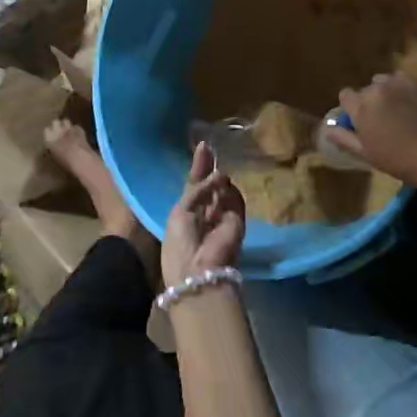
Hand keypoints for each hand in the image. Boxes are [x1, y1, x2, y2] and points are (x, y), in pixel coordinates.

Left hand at [162, 142, 245, 288]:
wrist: (198, 270)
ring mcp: (221, 218)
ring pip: (222, 191)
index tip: (202, 147)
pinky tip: (222, 180)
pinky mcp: (237, 221)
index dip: (197, 169)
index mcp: (186, 216)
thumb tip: (219, 175)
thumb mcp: (180, 211)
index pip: (194, 187)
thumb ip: (198, 189)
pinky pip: (234, 200)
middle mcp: (204, 216)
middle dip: (208, 167)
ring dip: (218, 178)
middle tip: (208, 146)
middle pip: (209, 186)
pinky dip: (229, 190)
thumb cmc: (180, 241)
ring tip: (214, 165)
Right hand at [325, 73, 416, 182]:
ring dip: (385, 93)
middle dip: (369, 102)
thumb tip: (327, 128)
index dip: (351, 108)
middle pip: (365, 91)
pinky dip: (401, 87)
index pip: (345, 95)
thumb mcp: (366, 153)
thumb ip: (344, 137)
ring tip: (397, 111)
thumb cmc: (399, 160)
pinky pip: (400, 79)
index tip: (360, 121)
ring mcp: (398, 83)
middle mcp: (376, 90)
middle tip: (382, 121)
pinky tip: (410, 103)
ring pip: (382, 83)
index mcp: (361, 107)